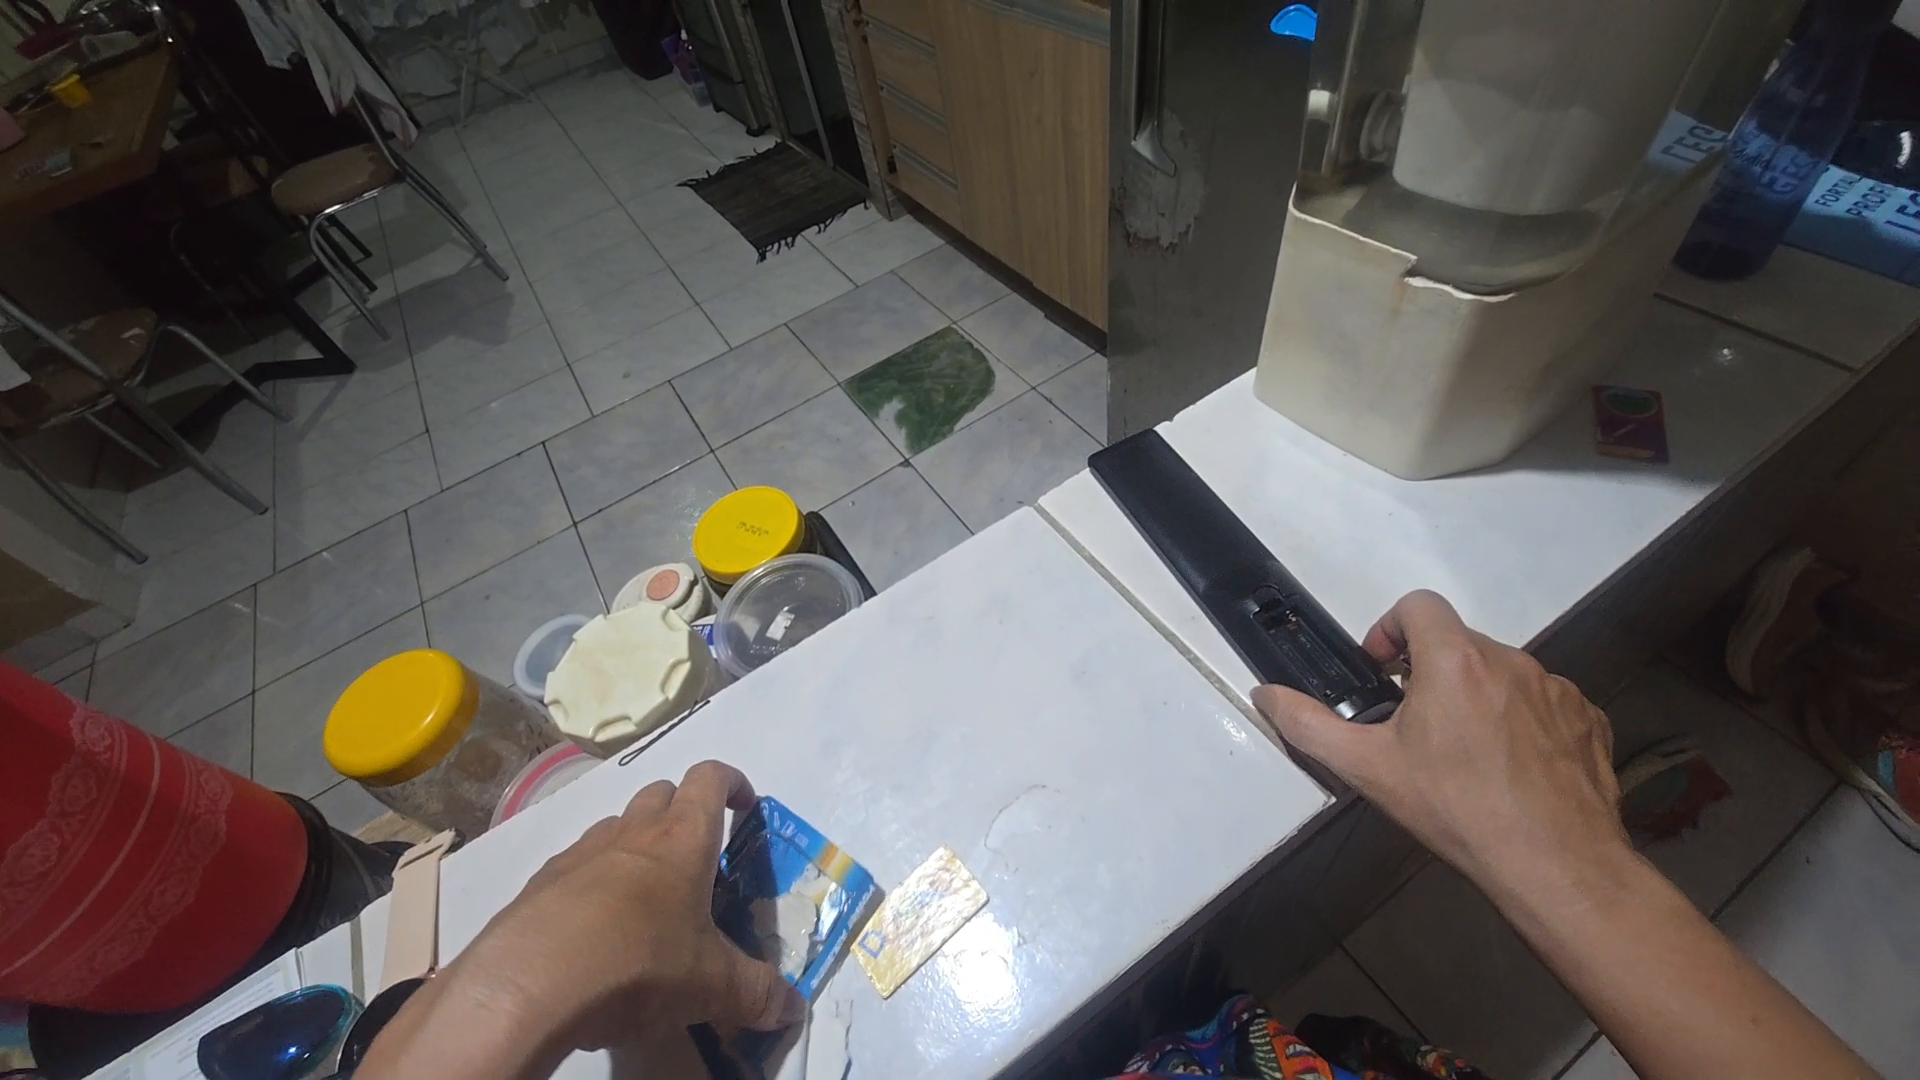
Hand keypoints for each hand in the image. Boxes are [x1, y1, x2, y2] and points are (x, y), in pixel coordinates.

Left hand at [421, 762, 801, 1057]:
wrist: (523, 989)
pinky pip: (574, 866)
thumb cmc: (636, 965)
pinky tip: (591, 930)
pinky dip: (590, 881)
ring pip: (616, 825)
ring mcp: (580, 854)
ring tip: (644, 895)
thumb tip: (794, 1010)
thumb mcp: (710, 986)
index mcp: (682, 839)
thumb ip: (756, 994)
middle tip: (695, 856)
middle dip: (683, 810)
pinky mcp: (538, 885)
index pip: (710, 778)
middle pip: (662, 792)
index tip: (744, 807)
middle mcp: (633, 833)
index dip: (732, 783)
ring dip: (635, 842)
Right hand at [1252, 590, 1630, 900]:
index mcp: (1455, 661)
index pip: (1418, 605)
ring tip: (1464, 750)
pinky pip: (1542, 701)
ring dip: (1474, 694)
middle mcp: (1511, 662)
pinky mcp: (1589, 721)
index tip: (1382, 671)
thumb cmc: (1454, 808)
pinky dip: (1520, 719)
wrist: (1557, 867)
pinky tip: (1511, 766)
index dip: (1391, 628)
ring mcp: (1558, 691)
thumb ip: (1305, 723)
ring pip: (1500, 672)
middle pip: (1457, 641)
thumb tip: (1264, 693)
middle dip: (1428, 669)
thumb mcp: (1365, 767)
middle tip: (1413, 723)